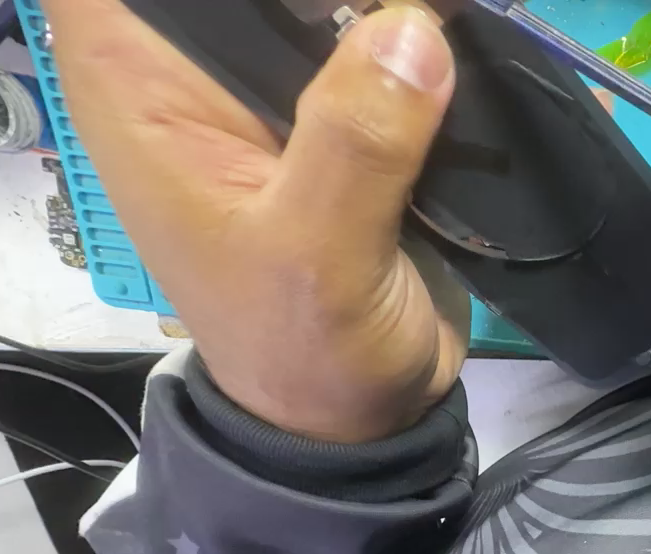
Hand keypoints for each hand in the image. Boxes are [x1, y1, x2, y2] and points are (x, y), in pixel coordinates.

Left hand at [46, 0, 468, 442]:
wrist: (367, 414)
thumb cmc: (309, 344)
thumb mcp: (320, 249)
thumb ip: (357, 141)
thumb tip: (416, 28)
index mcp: (154, 83)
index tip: (353, 5)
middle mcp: (220, 81)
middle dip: (359, 5)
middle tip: (440, 15)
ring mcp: (301, 116)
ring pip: (350, 30)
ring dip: (413, 35)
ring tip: (477, 34)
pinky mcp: (369, 153)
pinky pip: (405, 92)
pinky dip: (450, 84)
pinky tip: (496, 80)